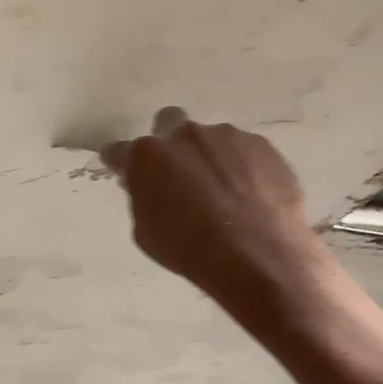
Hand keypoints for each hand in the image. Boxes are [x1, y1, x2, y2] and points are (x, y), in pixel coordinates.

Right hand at [101, 107, 318, 294]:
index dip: (122, 163)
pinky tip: (249, 195)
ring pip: (210, 139)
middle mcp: (185, 135)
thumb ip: (143, 197)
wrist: (257, 258)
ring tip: (224, 194)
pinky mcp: (262, 145)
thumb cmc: (190, 251)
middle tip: (179, 177)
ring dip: (209, 158)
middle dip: (170, 146)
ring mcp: (227, 136)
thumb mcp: (146, 232)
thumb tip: (150, 186)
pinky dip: (241, 167)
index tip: (126, 173)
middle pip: (168, 125)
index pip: (120, 151)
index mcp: (147, 156)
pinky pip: (243, 150)